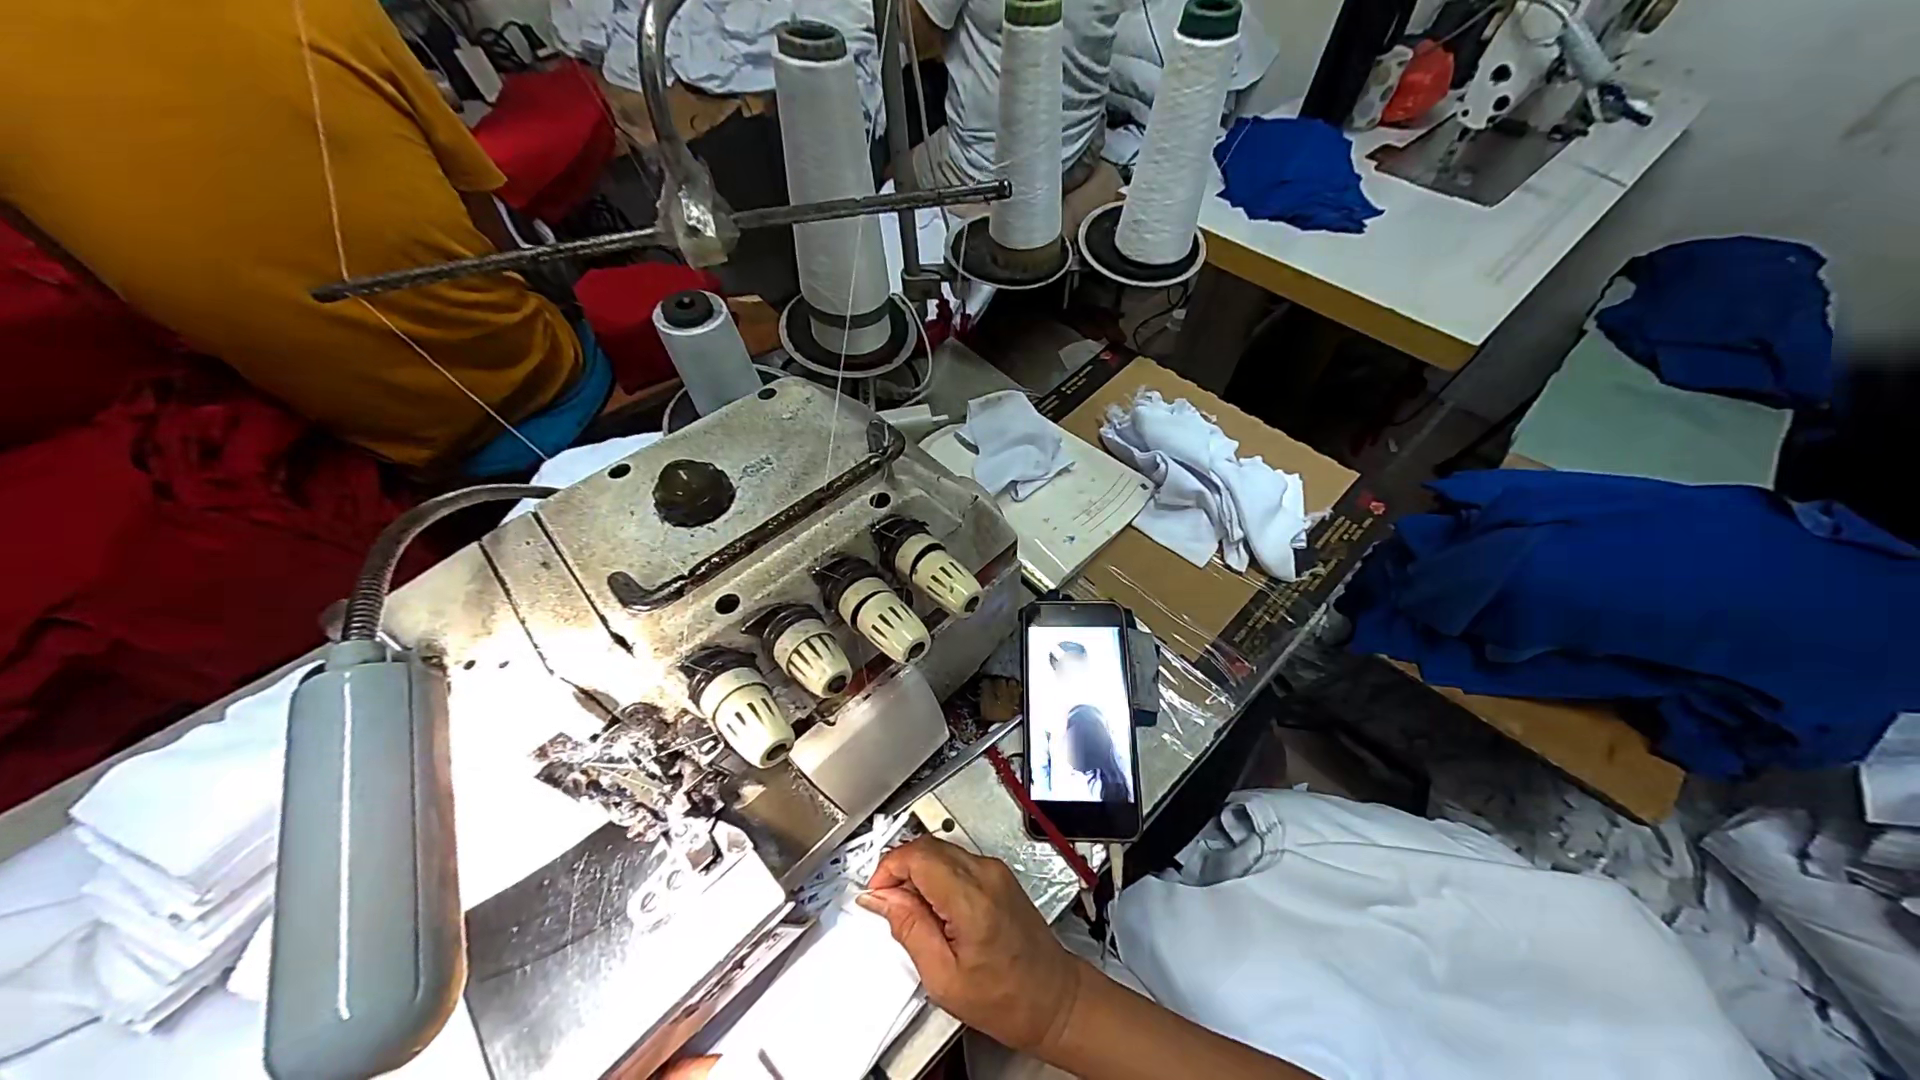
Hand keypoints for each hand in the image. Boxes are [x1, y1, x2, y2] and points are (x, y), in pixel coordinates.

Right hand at [857, 837, 1086, 1053]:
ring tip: (915, 914)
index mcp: (972, 900)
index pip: (918, 856)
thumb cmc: (1007, 998)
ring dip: (918, 872)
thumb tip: (882, 898)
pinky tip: (937, 909)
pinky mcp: (998, 873)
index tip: (877, 892)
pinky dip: (937, 876)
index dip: (889, 869)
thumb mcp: (943, 977)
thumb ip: (909, 929)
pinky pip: (956, 860)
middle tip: (889, 904)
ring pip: (940, 850)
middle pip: (927, 846)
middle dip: (900, 870)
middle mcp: (986, 875)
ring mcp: (995, 871)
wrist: (1052, 999)